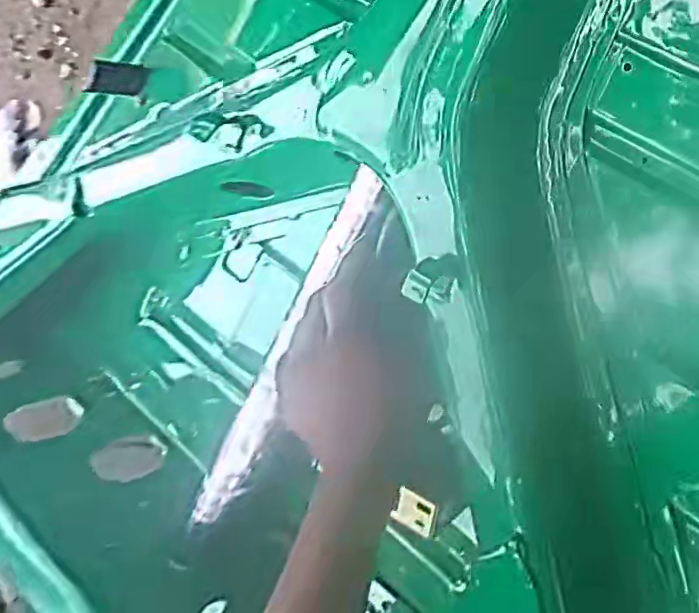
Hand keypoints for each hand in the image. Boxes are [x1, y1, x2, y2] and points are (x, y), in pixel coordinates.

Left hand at [276, 258, 399, 474]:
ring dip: (326, 309)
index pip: (348, 280)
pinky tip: (327, 347)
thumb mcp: (412, 352)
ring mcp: (293, 372)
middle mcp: (310, 346)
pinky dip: (313, 339)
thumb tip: (394, 287)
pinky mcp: (286, 393)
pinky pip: (296, 351)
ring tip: (347, 308)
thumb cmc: (401, 403)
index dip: (361, 256)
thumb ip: (399, 315)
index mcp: (346, 334)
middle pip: (321, 299)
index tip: (375, 237)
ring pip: (305, 324)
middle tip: (365, 272)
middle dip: (342, 281)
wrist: (365, 462)